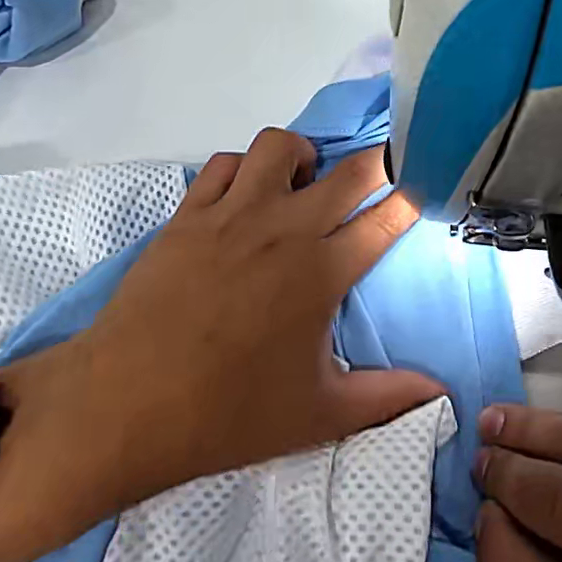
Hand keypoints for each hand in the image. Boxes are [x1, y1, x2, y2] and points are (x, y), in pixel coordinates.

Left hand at [0, 129, 443, 561]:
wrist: (119, 409)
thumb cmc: (226, 414)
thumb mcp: (320, 415)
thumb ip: (388, 398)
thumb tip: (442, 393)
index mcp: (323, 272)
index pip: (389, 216)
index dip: (416, 197)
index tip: (425, 193)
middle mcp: (285, 228)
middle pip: (352, 169)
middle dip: (381, 165)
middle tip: (380, 183)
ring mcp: (232, 214)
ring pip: (281, 145)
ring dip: (304, 158)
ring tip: (303, 189)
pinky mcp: (188, 215)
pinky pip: (226, 164)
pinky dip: (246, 171)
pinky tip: (245, 201)